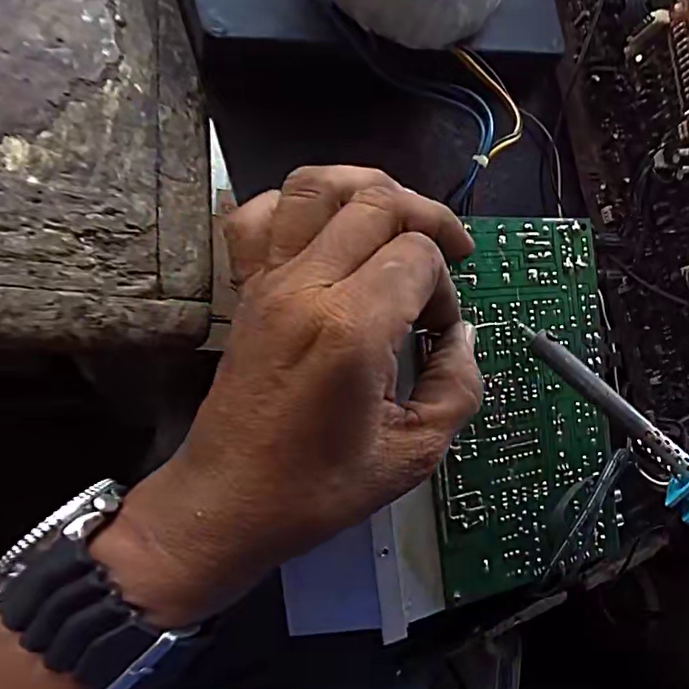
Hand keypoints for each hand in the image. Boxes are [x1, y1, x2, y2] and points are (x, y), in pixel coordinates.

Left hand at [94, 167, 483, 625]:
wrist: (226, 504)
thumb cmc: (322, 487)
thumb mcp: (417, 451)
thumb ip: (458, 385)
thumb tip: (462, 334)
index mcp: (351, 328)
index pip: (418, 256)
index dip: (446, 287)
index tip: (440, 333)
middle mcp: (306, 287)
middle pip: (378, 203)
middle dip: (430, 221)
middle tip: (452, 257)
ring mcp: (267, 280)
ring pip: (318, 185)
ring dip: (372, 190)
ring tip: (401, 223)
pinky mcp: (245, 287)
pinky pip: (263, 211)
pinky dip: (303, 204)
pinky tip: (332, 233)